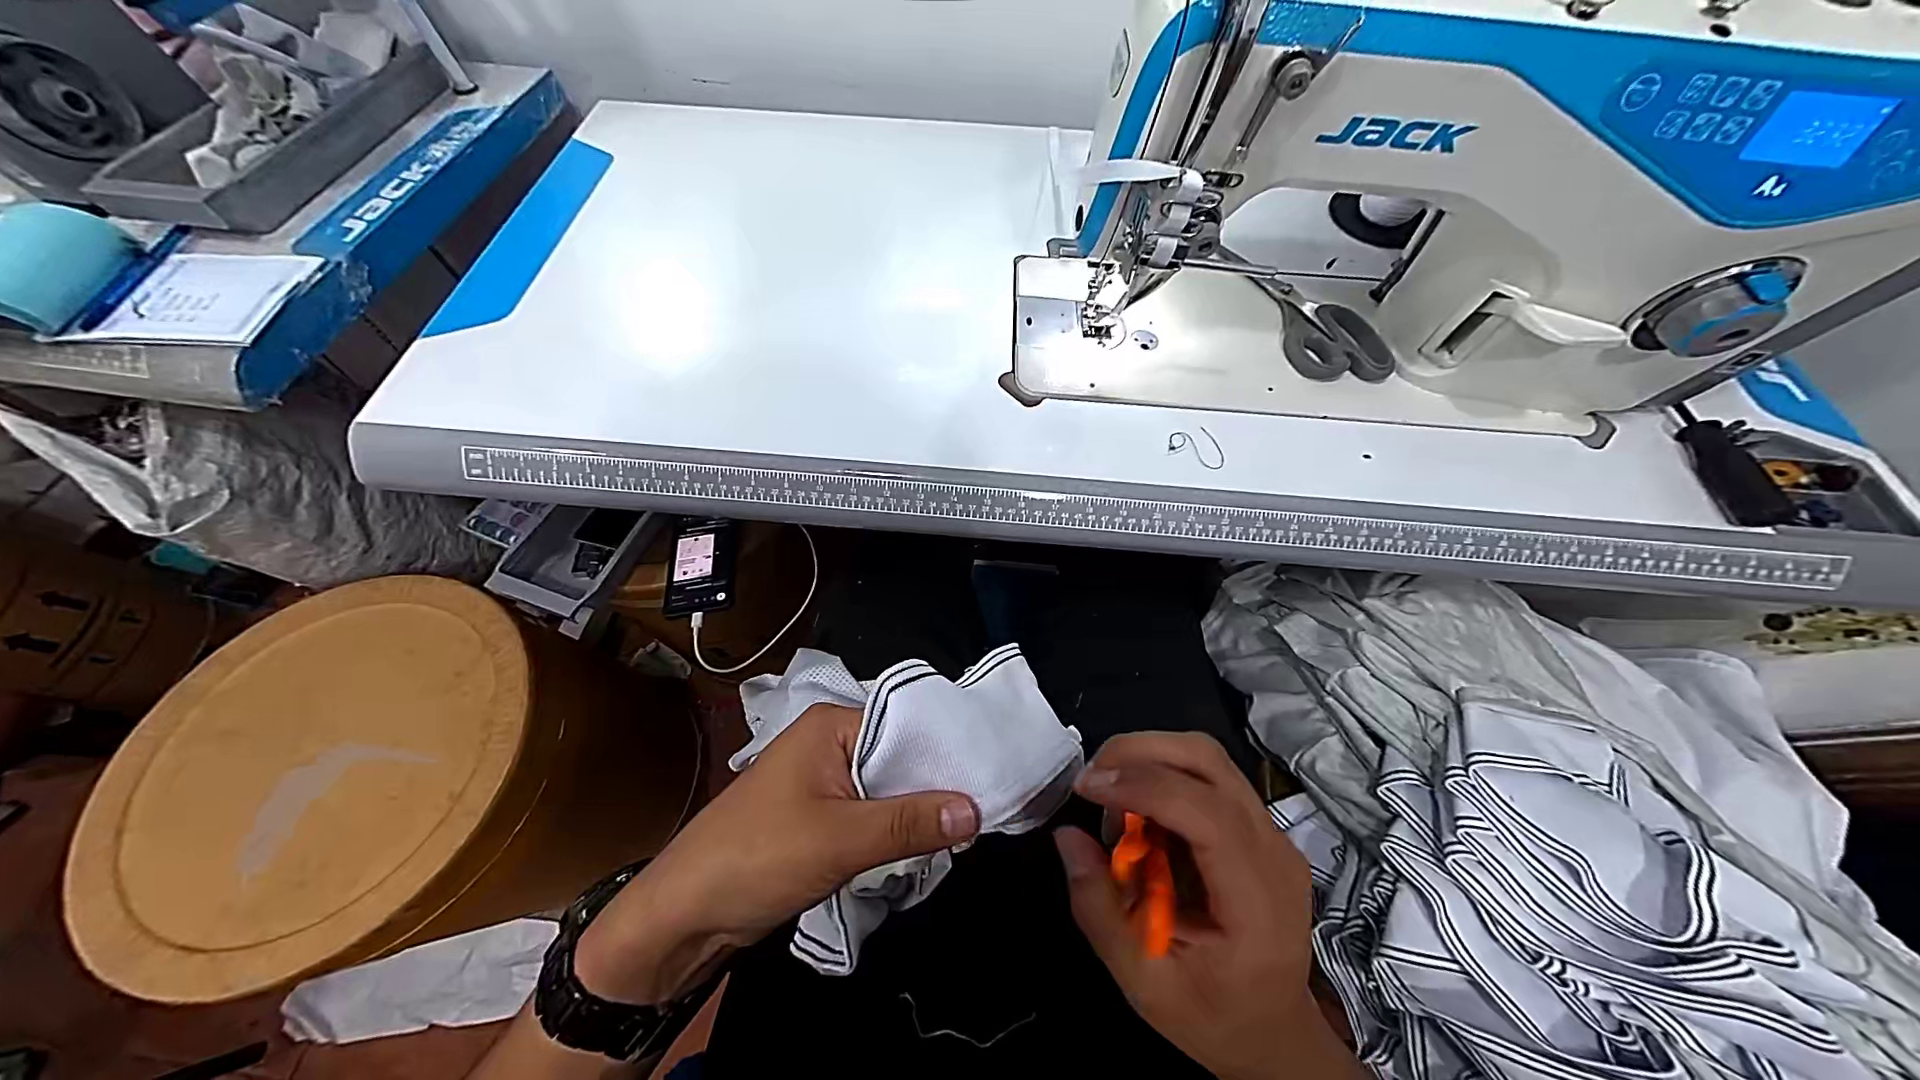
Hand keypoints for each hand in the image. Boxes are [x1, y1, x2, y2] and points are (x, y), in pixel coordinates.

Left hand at [573, 703, 978, 1005]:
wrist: (684, 913)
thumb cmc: (758, 857)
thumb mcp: (840, 839)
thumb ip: (909, 822)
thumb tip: (976, 809)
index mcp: (831, 724)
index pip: (906, 722)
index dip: (947, 748)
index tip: (991, 774)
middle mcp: (830, 741)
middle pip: (899, 754)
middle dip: (935, 784)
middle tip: (986, 807)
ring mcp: (823, 777)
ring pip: (887, 786)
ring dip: (915, 809)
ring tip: (966, 826)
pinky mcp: (819, 812)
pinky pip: (870, 810)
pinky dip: (894, 827)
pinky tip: (926, 842)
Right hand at [1054, 733, 1362, 1079]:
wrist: (1275, 1035)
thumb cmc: (1213, 1018)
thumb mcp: (1144, 983)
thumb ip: (1099, 910)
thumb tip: (1067, 836)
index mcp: (1256, 899)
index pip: (1206, 812)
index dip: (1141, 786)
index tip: (1085, 788)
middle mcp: (1274, 850)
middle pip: (1208, 761)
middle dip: (1139, 752)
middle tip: (1091, 780)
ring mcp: (1272, 832)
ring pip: (1206, 758)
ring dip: (1148, 761)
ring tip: (1112, 802)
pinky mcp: (1258, 826)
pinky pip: (1206, 777)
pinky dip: (1162, 777)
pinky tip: (1138, 816)